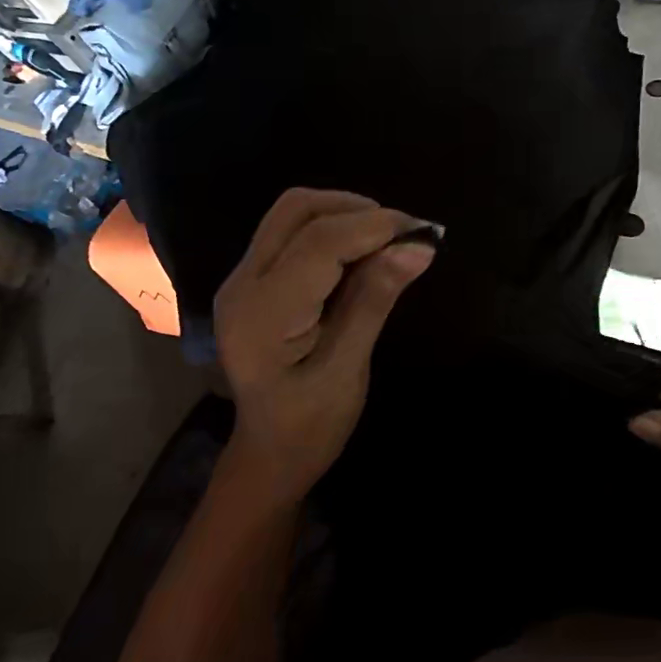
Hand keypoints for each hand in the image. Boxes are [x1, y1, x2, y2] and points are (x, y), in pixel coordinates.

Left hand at [214, 188, 436, 498]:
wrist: (267, 452)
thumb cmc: (311, 427)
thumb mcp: (348, 370)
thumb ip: (374, 300)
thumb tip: (417, 246)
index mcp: (262, 314)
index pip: (317, 243)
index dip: (373, 226)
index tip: (421, 231)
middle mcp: (240, 284)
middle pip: (296, 210)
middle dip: (355, 209)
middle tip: (403, 234)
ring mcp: (239, 278)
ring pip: (290, 213)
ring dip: (341, 212)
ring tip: (385, 239)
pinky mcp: (248, 278)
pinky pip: (288, 231)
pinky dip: (328, 227)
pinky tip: (358, 250)